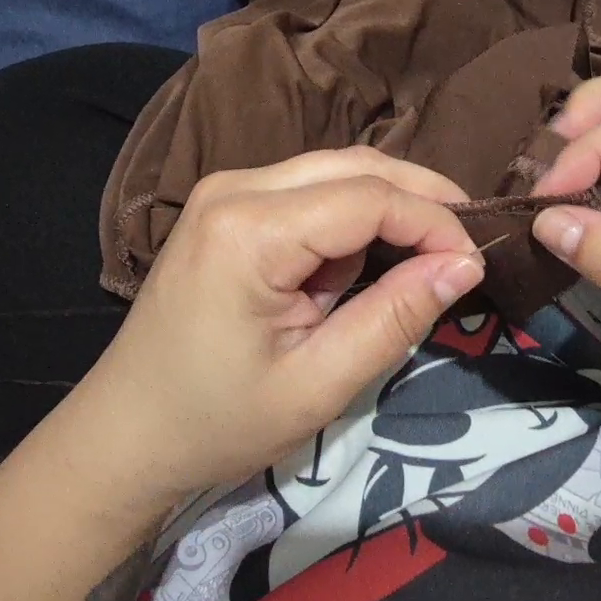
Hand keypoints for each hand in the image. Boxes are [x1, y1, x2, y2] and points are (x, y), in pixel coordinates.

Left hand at [75, 147, 485, 499]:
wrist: (123, 435)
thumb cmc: (217, 423)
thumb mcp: (318, 385)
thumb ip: (395, 317)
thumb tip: (464, 264)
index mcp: (249, 230)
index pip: (369, 197)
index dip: (434, 222)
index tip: (477, 263)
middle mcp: (235, 187)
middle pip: (355, 165)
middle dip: (420, 197)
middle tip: (467, 242)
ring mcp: (225, 191)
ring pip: (335, 170)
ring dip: (387, 205)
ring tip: (426, 256)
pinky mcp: (226, 206)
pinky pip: (308, 190)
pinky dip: (351, 218)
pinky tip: (365, 261)